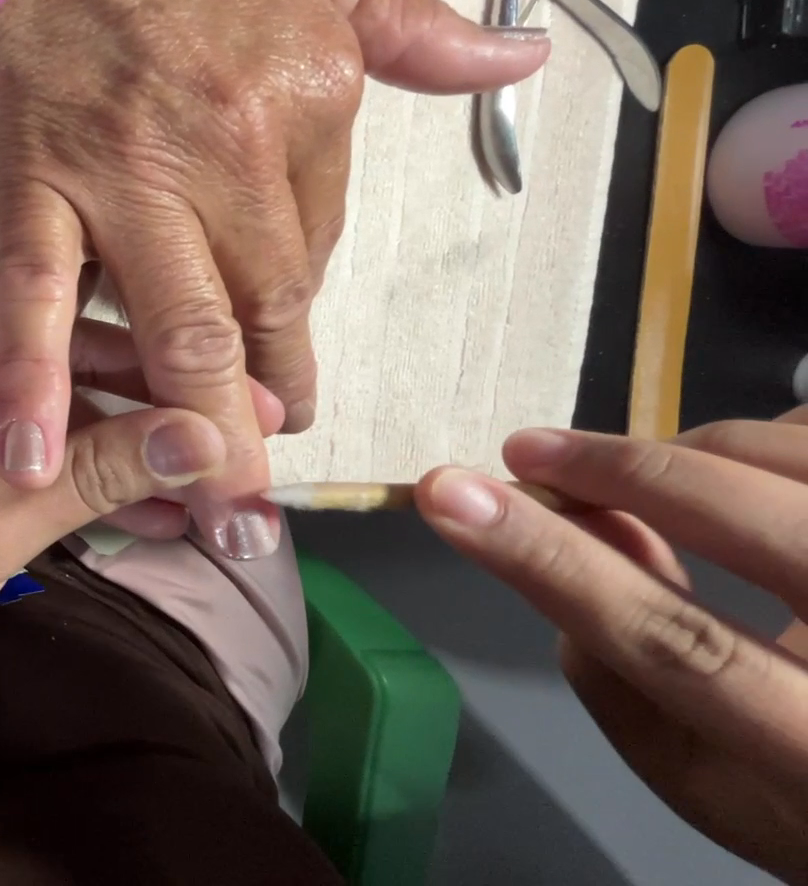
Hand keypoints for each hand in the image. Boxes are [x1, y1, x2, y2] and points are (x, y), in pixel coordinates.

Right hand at [0, 0, 550, 555]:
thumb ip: (408, 26)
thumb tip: (512, 63)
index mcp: (305, 100)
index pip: (309, 250)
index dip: (292, 330)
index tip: (277, 382)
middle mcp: (228, 152)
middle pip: (261, 314)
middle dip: (263, 418)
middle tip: (257, 505)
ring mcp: (124, 179)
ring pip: (170, 326)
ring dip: (186, 431)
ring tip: (194, 513)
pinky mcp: (31, 191)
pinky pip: (35, 300)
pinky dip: (33, 382)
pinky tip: (30, 460)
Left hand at [0, 218, 235, 692]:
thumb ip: (96, 473)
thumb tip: (211, 434)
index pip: (10, 245)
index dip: (95, 231)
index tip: (186, 241)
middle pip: (65, 334)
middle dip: (156, 368)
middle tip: (257, 403)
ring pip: (66, 394)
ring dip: (139, 429)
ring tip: (231, 463)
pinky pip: (47, 439)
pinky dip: (97, 465)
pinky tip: (165, 506)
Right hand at [415, 412, 807, 883]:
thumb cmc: (786, 786)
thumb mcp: (681, 762)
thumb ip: (604, 659)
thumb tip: (572, 525)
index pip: (678, 644)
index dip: (551, 556)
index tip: (448, 491)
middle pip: (780, 536)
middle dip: (631, 472)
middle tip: (532, 451)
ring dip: (705, 449)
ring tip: (649, 470)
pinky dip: (776, 436)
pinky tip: (744, 467)